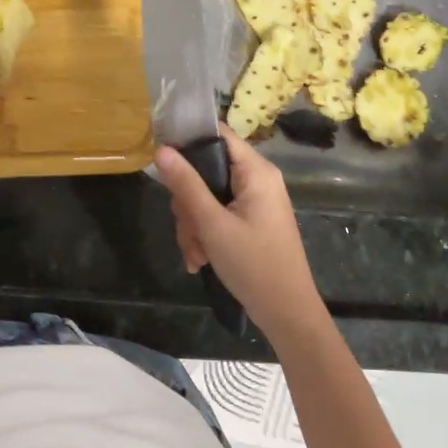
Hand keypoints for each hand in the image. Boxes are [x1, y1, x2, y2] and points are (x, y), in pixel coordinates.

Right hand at [155, 127, 319, 326]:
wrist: (286, 313)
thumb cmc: (253, 263)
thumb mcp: (212, 224)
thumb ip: (186, 185)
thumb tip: (162, 149)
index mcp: (256, 172)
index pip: (218, 135)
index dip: (188, 140)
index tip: (161, 158)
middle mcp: (256, 180)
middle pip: (205, 171)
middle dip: (188, 204)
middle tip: (188, 229)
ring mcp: (253, 202)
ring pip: (206, 197)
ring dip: (193, 226)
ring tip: (196, 255)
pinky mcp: (249, 222)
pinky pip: (216, 215)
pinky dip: (205, 235)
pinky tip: (201, 260)